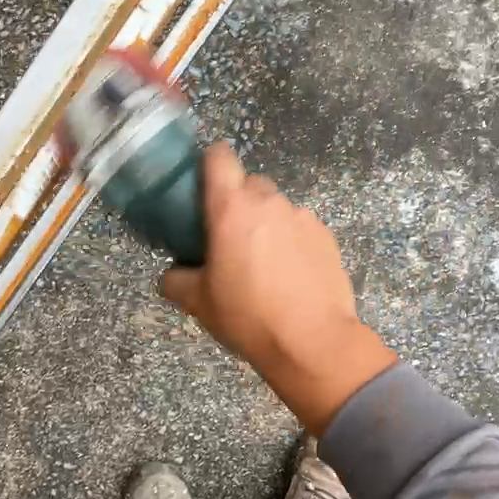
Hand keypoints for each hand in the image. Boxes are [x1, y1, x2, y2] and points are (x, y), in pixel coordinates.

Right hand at [159, 144, 396, 432]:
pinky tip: (290, 278)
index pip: (219, 157)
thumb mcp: (198, 303)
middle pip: (249, 184)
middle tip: (229, 242)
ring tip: (263, 267)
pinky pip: (300, 229)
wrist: (312, 342)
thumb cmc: (248, 317)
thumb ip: (176, 280)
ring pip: (276, 208)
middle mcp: (270, 202)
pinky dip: (291, 243)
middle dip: (238, 205)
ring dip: (266, 226)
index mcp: (232, 208)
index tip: (203, 191)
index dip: (208, 166)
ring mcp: (303, 217)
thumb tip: (172, 275)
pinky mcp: (326, 237)